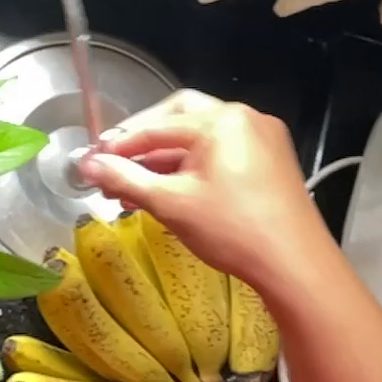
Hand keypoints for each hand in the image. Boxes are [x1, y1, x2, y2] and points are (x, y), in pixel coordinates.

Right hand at [75, 90, 331, 290]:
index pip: (154, 127)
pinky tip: (165, 191)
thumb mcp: (169, 202)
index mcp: (221, 121)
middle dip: (142, 141)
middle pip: (177, 118)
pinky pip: (216, 153)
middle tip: (114, 162)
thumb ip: (123, 179)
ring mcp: (259, 138)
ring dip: (161, 159)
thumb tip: (87, 166)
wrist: (294, 263)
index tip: (91, 162)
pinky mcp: (267, 160)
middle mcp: (243, 119)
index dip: (117, 146)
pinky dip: (187, 167)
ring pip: (196, 138)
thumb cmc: (232, 229)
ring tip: (132, 188)